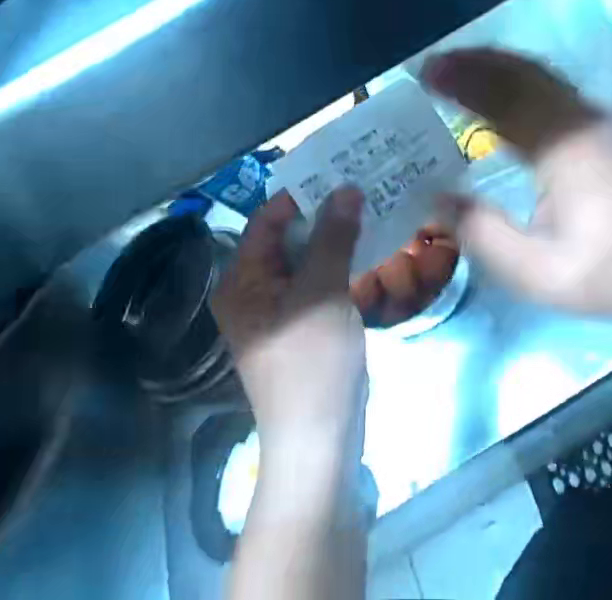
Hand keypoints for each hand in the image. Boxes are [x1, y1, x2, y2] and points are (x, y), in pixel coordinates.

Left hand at [212, 189, 368, 458]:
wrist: (320, 440)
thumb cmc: (312, 361)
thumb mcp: (323, 290)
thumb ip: (332, 236)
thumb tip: (345, 189)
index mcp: (242, 280)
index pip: (267, 220)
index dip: (301, 193)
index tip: (339, 171)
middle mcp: (252, 292)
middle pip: (286, 239)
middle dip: (323, 214)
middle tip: (361, 186)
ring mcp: (277, 313)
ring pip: (306, 261)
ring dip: (334, 238)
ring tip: (370, 209)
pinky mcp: (300, 328)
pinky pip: (317, 284)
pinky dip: (339, 265)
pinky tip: (368, 250)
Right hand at [422, 48, 611, 324]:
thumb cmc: (606, 272)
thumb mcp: (536, 271)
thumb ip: (482, 233)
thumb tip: (435, 197)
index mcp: (560, 147)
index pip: (501, 98)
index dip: (460, 82)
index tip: (425, 74)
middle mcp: (577, 120)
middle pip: (519, 73)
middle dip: (473, 62)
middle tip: (431, 64)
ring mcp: (593, 119)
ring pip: (538, 73)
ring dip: (495, 63)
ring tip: (457, 66)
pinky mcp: (600, 127)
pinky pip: (551, 84)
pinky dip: (517, 74)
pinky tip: (502, 85)